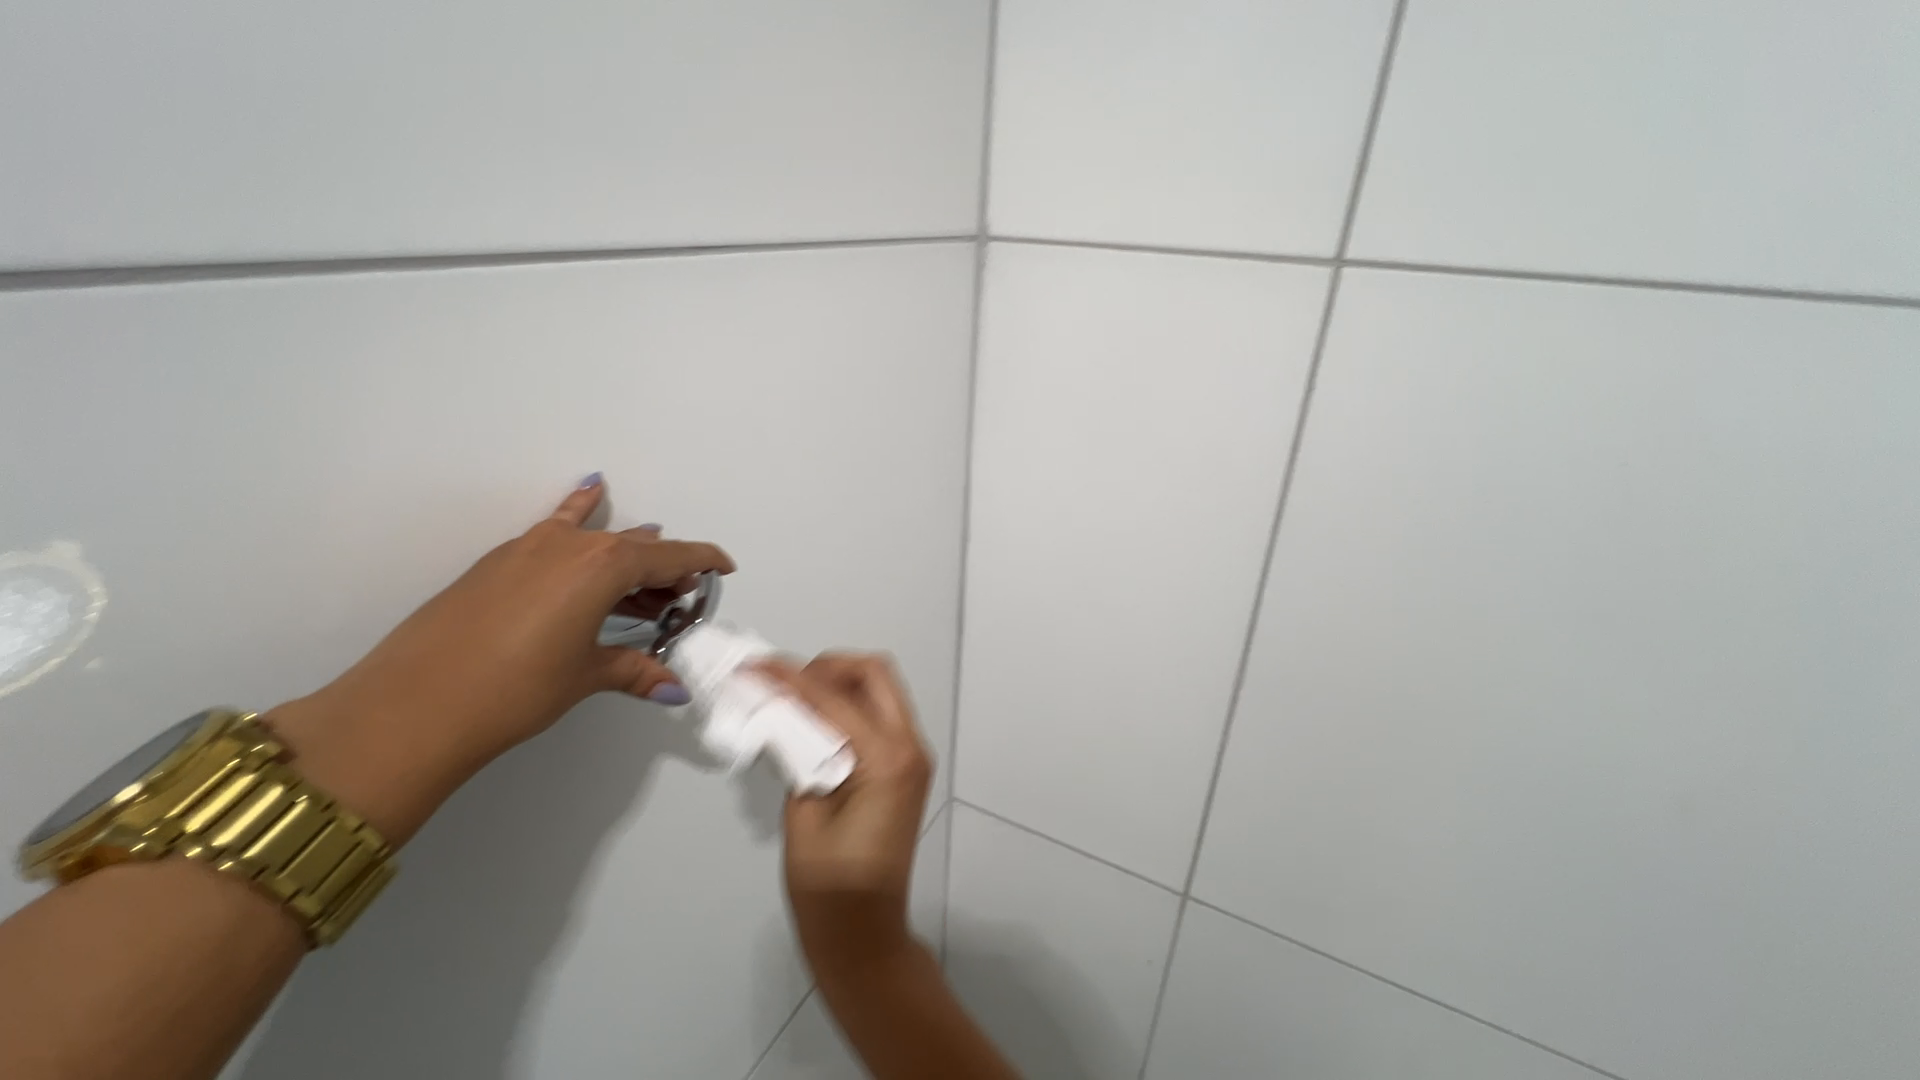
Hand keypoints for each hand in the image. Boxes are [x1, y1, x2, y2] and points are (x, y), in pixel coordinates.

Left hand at [269, 476, 734, 840]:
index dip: (702, 562)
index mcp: (603, 566)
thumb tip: (671, 687)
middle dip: (663, 571)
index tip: (724, 567)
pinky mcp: (497, 563)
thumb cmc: (514, 688)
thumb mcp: (585, 676)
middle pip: (633, 548)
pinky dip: (577, 521)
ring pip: (594, 541)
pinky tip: (587, 495)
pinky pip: (554, 534)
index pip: (670, 556)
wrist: (414, 705)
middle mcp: (569, 546)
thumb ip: (633, 671)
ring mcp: (527, 549)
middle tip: (681, 598)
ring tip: (644, 582)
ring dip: (624, 559)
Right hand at [758, 654, 933, 967]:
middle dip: (827, 666)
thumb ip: (797, 752)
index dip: (790, 676)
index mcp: (887, 758)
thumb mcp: (803, 811)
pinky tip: (813, 719)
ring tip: (793, 697)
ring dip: (839, 683)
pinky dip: (848, 706)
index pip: (834, 697)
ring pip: (880, 690)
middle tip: (784, 681)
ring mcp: (913, 756)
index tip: (754, 664)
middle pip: (875, 673)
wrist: (863, 934)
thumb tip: (783, 713)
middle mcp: (910, 747)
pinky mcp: (905, 768)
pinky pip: (879, 717)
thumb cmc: (828, 886)